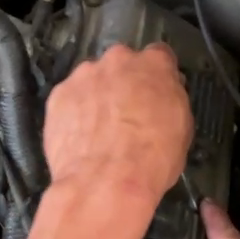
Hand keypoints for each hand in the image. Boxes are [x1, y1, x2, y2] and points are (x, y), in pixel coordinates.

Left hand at [44, 43, 193, 205]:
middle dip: (124, 82)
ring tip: (97, 129)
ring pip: (93, 79)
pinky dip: (73, 112)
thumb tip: (163, 96)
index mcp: (154, 63)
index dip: (157, 76)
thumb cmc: (154, 159)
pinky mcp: (58, 94)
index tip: (156, 94)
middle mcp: (118, 59)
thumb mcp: (181, 128)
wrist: (105, 183)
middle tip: (125, 113)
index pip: (160, 56)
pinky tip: (78, 138)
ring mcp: (85, 74)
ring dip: (97, 95)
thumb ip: (171, 100)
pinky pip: (69, 98)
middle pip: (122, 64)